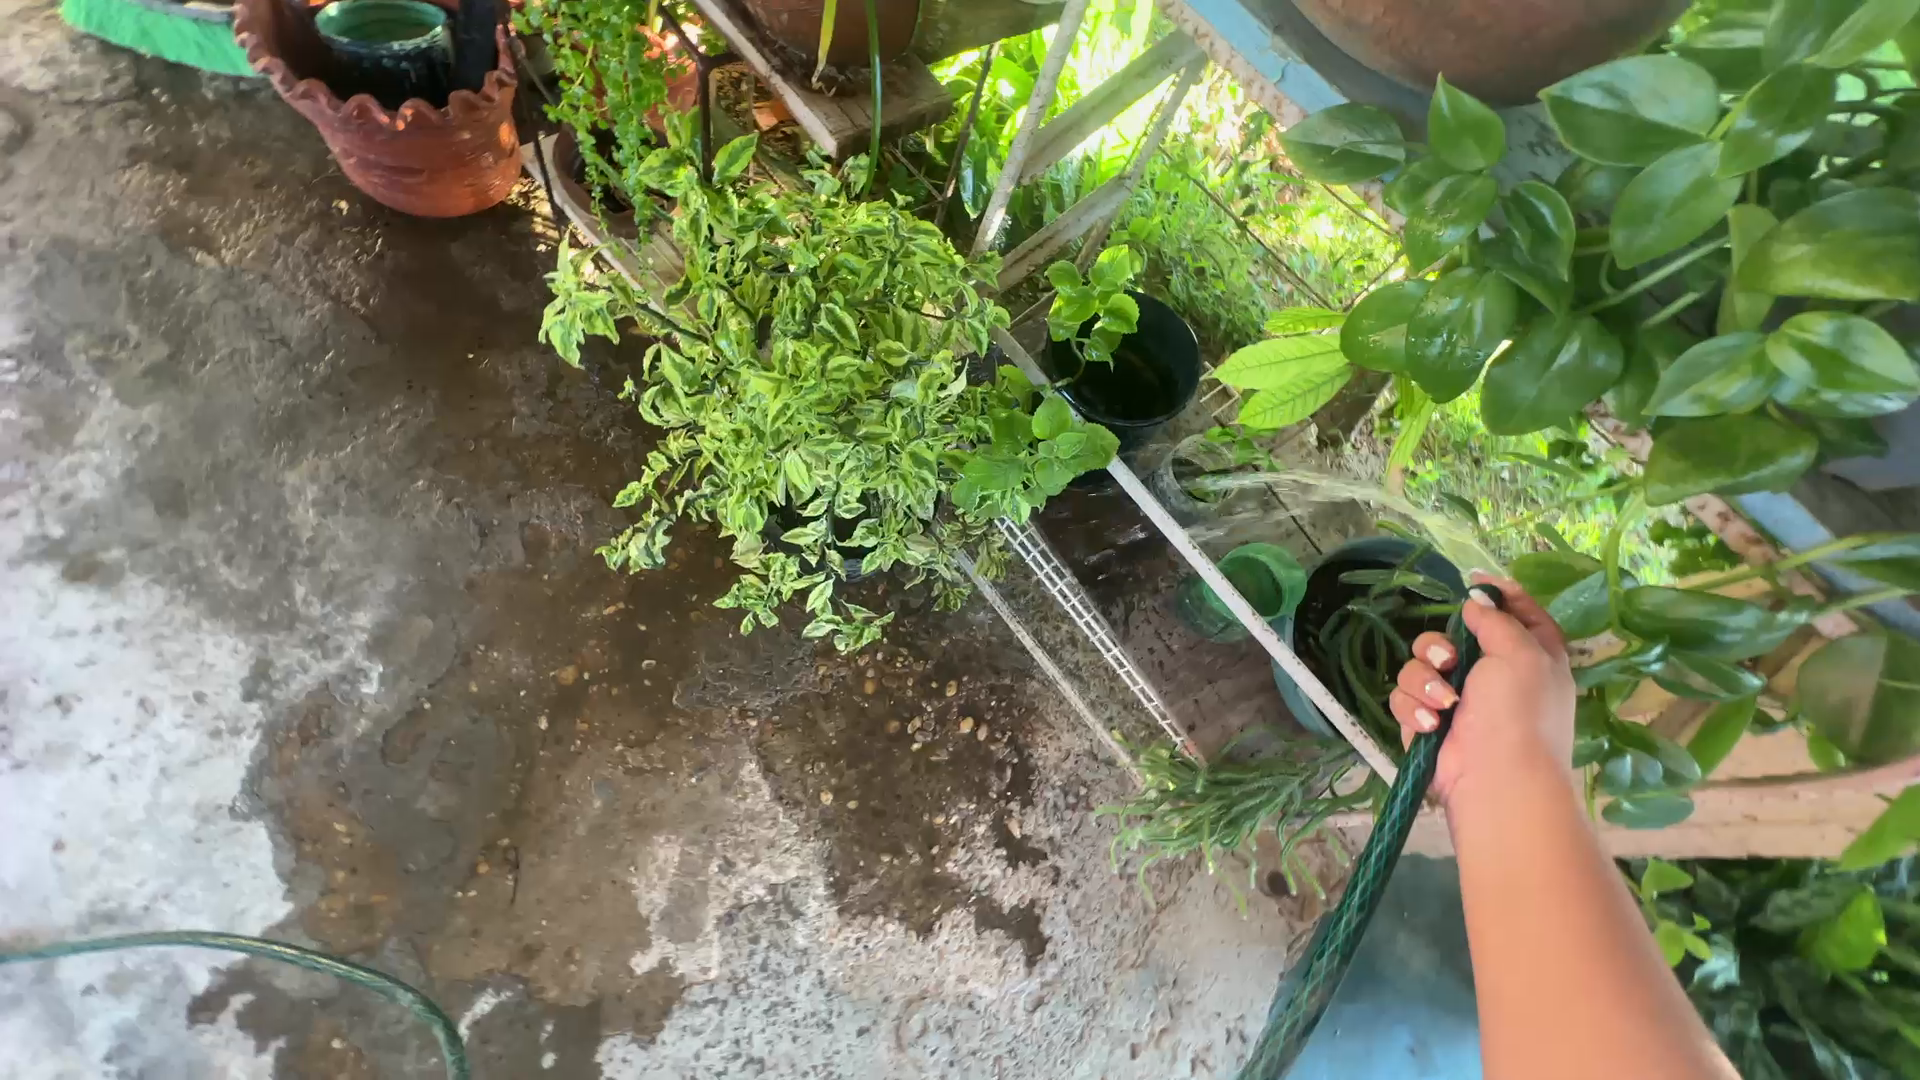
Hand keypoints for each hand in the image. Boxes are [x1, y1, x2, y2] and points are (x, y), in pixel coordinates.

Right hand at [1388, 572, 1576, 808]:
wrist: (1493, 775)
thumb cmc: (1518, 713)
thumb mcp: (1520, 654)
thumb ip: (1496, 620)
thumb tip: (1476, 600)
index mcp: (1527, 655)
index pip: (1514, 613)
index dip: (1496, 595)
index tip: (1473, 581)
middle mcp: (1490, 673)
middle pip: (1449, 636)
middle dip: (1438, 646)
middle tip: (1447, 660)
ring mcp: (1454, 697)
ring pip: (1417, 665)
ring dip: (1425, 682)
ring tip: (1442, 704)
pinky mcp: (1424, 717)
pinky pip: (1403, 695)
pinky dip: (1414, 707)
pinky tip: (1430, 724)